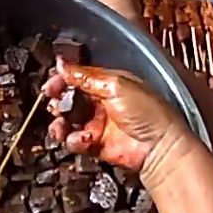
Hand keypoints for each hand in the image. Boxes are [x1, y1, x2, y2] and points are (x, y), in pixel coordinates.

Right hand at [45, 63, 198, 180]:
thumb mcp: (117, 85)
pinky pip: (74, 140)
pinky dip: (73, 139)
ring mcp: (97, 123)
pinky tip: (82, 139)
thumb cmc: (149, 113)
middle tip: (53, 102)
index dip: (63, 78)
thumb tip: (64, 65)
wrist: (159, 147)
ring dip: (60, 122)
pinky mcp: (95, 143)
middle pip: (69, 97)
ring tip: (60, 125)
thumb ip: (87, 76)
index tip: (52, 82)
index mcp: (108, 83)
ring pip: (67, 120)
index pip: (78, 76)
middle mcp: (101, 102)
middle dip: (57, 99)